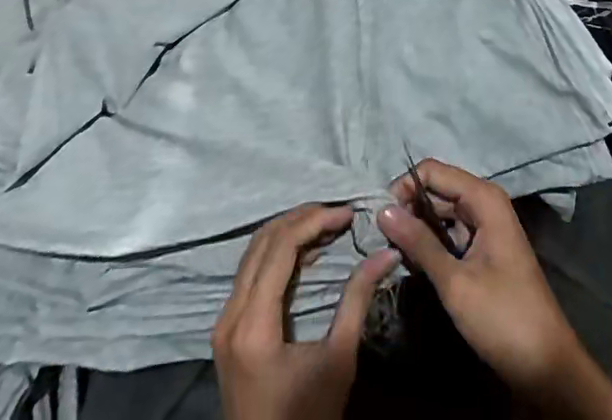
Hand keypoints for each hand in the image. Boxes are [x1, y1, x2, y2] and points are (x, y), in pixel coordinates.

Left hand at [213, 203, 400, 419]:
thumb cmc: (308, 415)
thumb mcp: (339, 358)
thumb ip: (358, 299)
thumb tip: (388, 252)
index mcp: (253, 324)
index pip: (279, 248)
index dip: (314, 220)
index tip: (348, 213)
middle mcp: (229, 315)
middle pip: (261, 243)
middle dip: (302, 218)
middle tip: (340, 212)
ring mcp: (223, 322)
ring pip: (252, 254)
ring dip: (289, 232)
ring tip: (329, 224)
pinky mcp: (227, 328)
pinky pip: (250, 273)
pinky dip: (278, 253)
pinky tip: (308, 252)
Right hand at [377, 160, 611, 419]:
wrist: (545, 362)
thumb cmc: (502, 317)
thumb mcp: (455, 281)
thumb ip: (418, 242)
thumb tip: (382, 211)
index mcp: (484, 199)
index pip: (433, 171)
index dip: (404, 188)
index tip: (381, 219)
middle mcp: (485, 203)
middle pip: (436, 190)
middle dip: (407, 210)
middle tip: (382, 243)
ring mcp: (485, 227)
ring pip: (440, 213)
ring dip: (416, 231)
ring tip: (394, 257)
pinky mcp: (482, 249)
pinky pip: (448, 234)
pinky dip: (430, 246)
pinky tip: (413, 267)